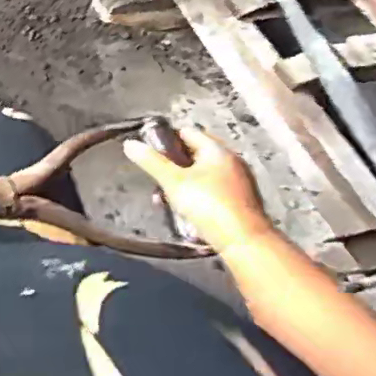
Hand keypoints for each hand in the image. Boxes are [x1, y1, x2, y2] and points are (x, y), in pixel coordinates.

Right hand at [124, 125, 276, 254]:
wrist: (245, 243)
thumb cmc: (208, 205)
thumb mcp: (173, 182)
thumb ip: (151, 161)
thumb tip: (129, 144)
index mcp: (217, 150)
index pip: (186, 132)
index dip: (166, 139)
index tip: (150, 152)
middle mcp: (231, 161)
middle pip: (194, 153)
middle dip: (173, 164)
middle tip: (157, 177)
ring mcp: (239, 181)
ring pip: (203, 174)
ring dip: (183, 182)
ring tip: (166, 197)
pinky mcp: (242, 201)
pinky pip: (213, 189)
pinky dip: (198, 194)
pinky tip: (186, 210)